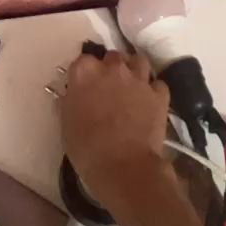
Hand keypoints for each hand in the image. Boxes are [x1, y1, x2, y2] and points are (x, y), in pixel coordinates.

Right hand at [62, 52, 173, 200]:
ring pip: (138, 62)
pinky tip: (149, 103)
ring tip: (131, 88)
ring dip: (134, 71)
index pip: (83, 60)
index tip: (85, 87)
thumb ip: (71, 100)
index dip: (85, 74)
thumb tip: (74, 92)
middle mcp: (112, 67)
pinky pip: (157, 85)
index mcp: (85, 72)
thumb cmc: (88, 149)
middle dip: (110, 69)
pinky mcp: (158, 94)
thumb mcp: (67, 123)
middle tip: (108, 89)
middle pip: (112, 57)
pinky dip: (153, 92)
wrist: (124, 168)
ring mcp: (138, 78)